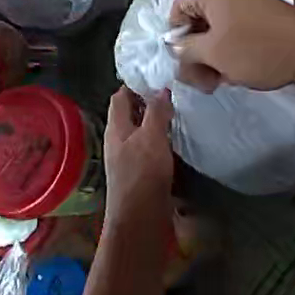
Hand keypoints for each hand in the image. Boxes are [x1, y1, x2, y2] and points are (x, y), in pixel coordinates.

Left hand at [104, 87, 174, 219]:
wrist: (140, 218)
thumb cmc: (142, 174)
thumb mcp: (151, 137)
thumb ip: (155, 112)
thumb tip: (161, 89)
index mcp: (116, 128)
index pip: (120, 97)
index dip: (135, 84)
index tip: (157, 75)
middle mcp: (119, 141)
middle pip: (130, 114)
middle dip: (148, 101)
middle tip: (173, 91)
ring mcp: (129, 158)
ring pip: (141, 131)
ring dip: (156, 121)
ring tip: (179, 111)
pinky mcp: (141, 173)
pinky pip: (149, 148)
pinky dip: (161, 140)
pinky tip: (177, 139)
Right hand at [170, 0, 294, 91]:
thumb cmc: (256, 50)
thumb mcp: (213, 53)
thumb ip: (185, 50)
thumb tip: (176, 47)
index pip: (178, 8)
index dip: (175, 37)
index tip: (184, 63)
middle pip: (199, 22)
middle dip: (195, 54)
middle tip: (203, 83)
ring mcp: (251, 4)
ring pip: (219, 32)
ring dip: (213, 58)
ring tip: (220, 83)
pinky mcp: (266, 19)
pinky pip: (239, 34)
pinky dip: (233, 53)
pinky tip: (238, 74)